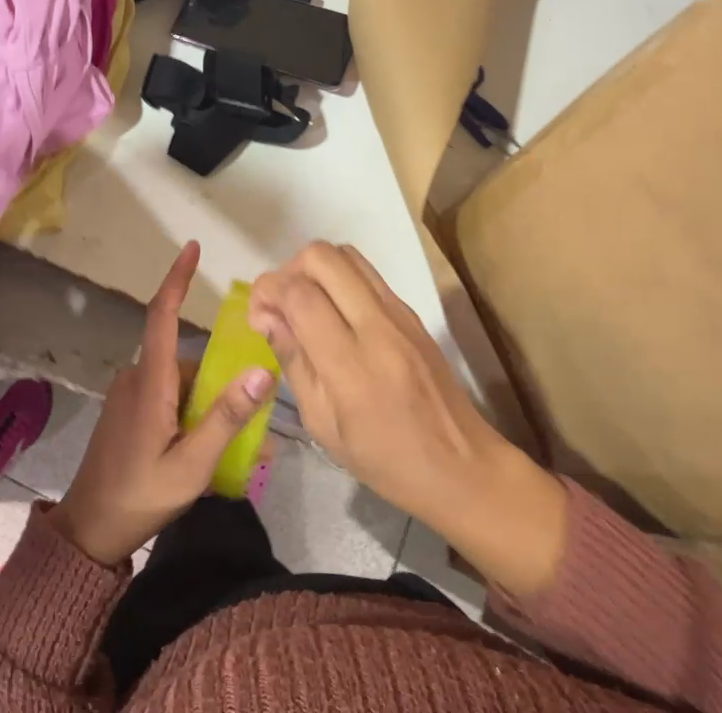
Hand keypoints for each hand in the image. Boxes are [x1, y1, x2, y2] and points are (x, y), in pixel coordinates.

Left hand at [52, 242, 275, 565]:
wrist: (91, 528)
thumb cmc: (141, 494)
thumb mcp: (193, 463)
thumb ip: (227, 417)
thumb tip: (262, 370)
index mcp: (150, 382)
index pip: (161, 315)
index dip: (176, 279)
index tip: (192, 249)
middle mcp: (136, 379)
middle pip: (185, 360)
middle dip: (217, 385)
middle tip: (243, 430)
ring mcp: (128, 397)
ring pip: (178, 384)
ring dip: (204, 408)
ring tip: (225, 453)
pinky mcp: (126, 414)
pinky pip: (166, 400)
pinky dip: (189, 416)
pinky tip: (202, 452)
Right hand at [247, 243, 566, 598]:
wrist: (463, 467)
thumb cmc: (386, 461)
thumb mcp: (323, 425)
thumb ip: (294, 362)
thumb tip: (267, 317)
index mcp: (351, 365)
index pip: (299, 295)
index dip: (267, 291)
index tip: (258, 316)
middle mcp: (377, 327)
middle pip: (322, 257)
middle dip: (288, 270)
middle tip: (280, 305)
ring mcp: (401, 315)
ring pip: (348, 255)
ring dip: (315, 269)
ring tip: (305, 305)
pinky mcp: (414, 314)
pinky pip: (368, 275)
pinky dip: (340, 280)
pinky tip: (334, 315)